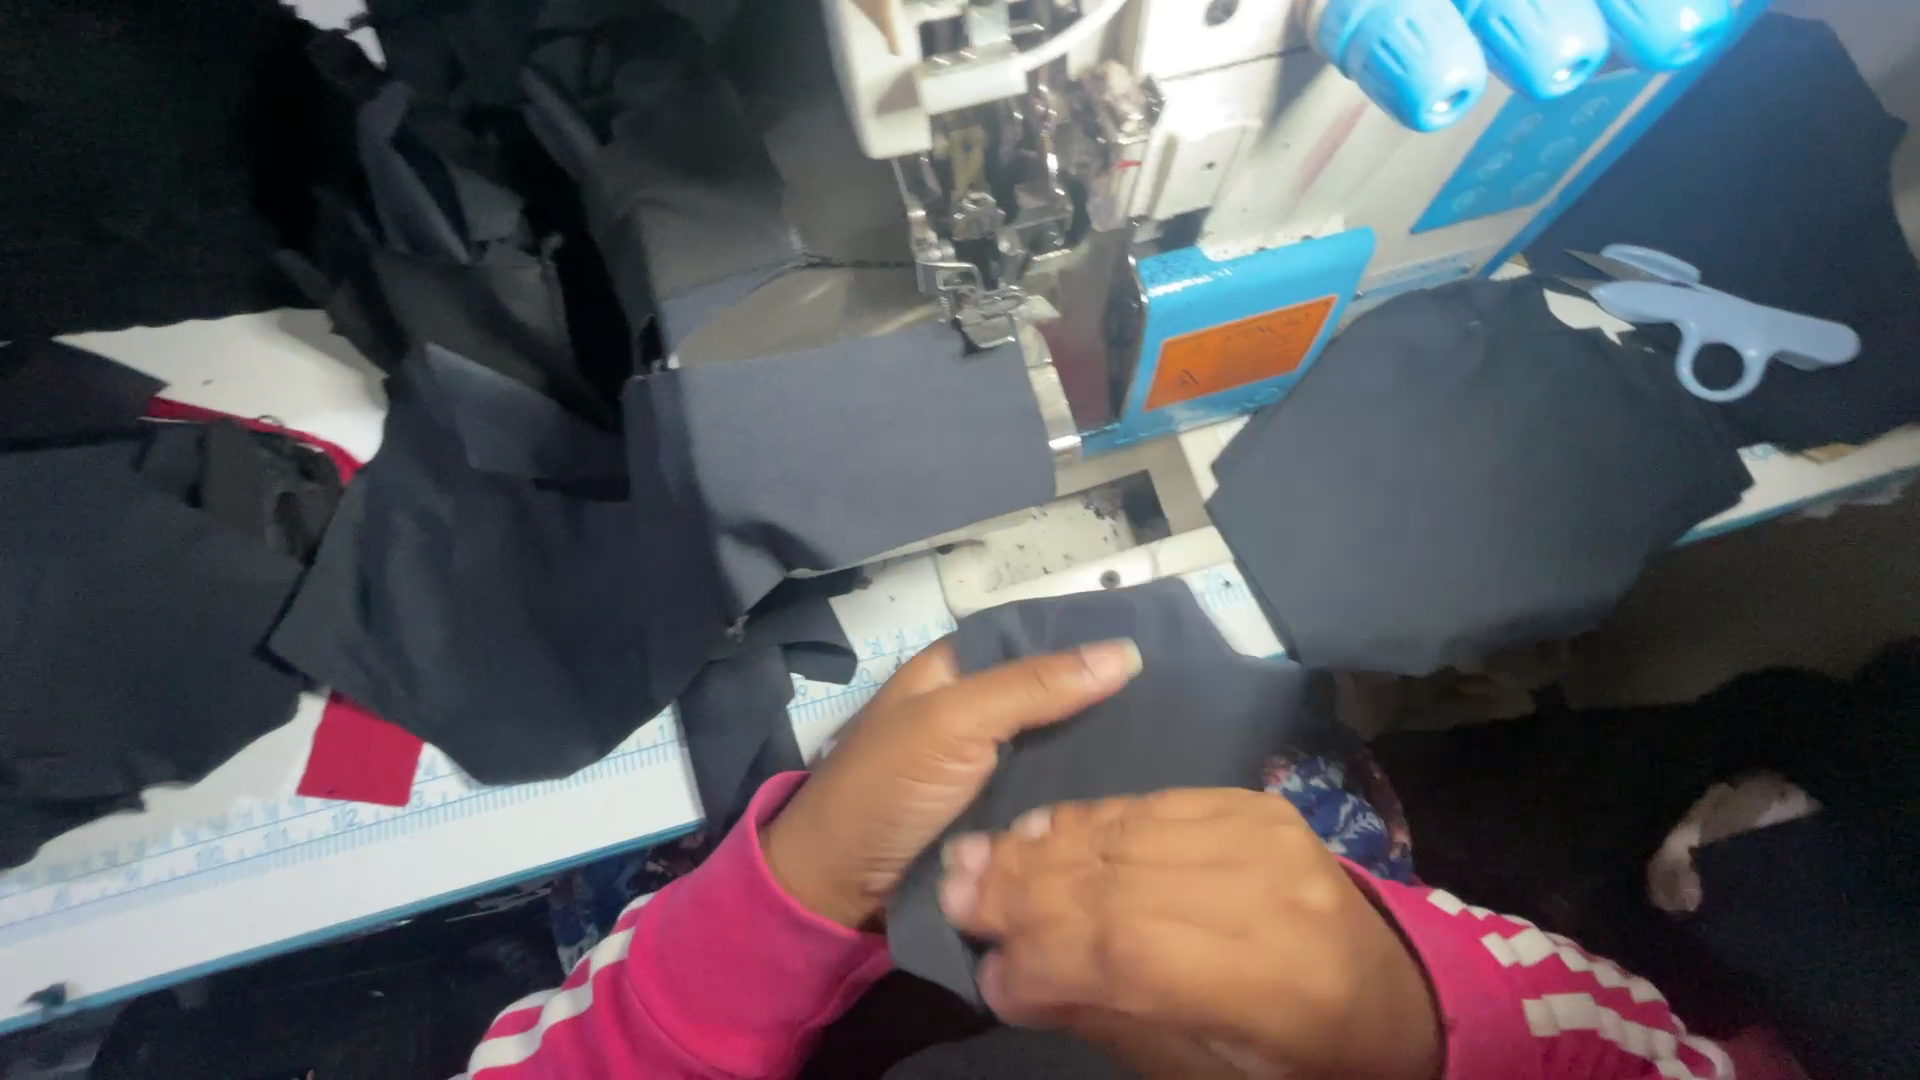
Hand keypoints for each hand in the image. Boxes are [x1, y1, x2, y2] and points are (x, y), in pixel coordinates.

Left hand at [760, 637, 1142, 928]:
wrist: (840, 885)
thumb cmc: (888, 785)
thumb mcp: (954, 721)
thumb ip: (1032, 686)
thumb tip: (1125, 652)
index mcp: (955, 666)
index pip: (1032, 636)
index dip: (1085, 638)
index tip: (1153, 647)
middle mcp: (975, 704)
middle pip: (1049, 688)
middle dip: (1103, 695)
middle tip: (1178, 701)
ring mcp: (988, 757)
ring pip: (1056, 738)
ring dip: (1101, 742)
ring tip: (1175, 740)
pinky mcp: (999, 805)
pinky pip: (1050, 783)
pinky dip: (1083, 784)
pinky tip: (1136, 784)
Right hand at [938, 789, 1441, 1079]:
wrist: (1391, 980)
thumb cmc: (1299, 1052)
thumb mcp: (1207, 1068)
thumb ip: (1110, 1016)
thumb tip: (1009, 978)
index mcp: (1273, 981)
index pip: (1132, 953)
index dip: (1048, 958)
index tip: (989, 973)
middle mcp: (1265, 891)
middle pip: (1119, 881)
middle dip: (1025, 891)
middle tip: (953, 894)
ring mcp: (1259, 831)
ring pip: (1122, 832)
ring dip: (1039, 848)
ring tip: (973, 858)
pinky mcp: (1247, 799)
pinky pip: (1144, 801)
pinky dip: (1081, 818)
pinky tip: (1033, 827)